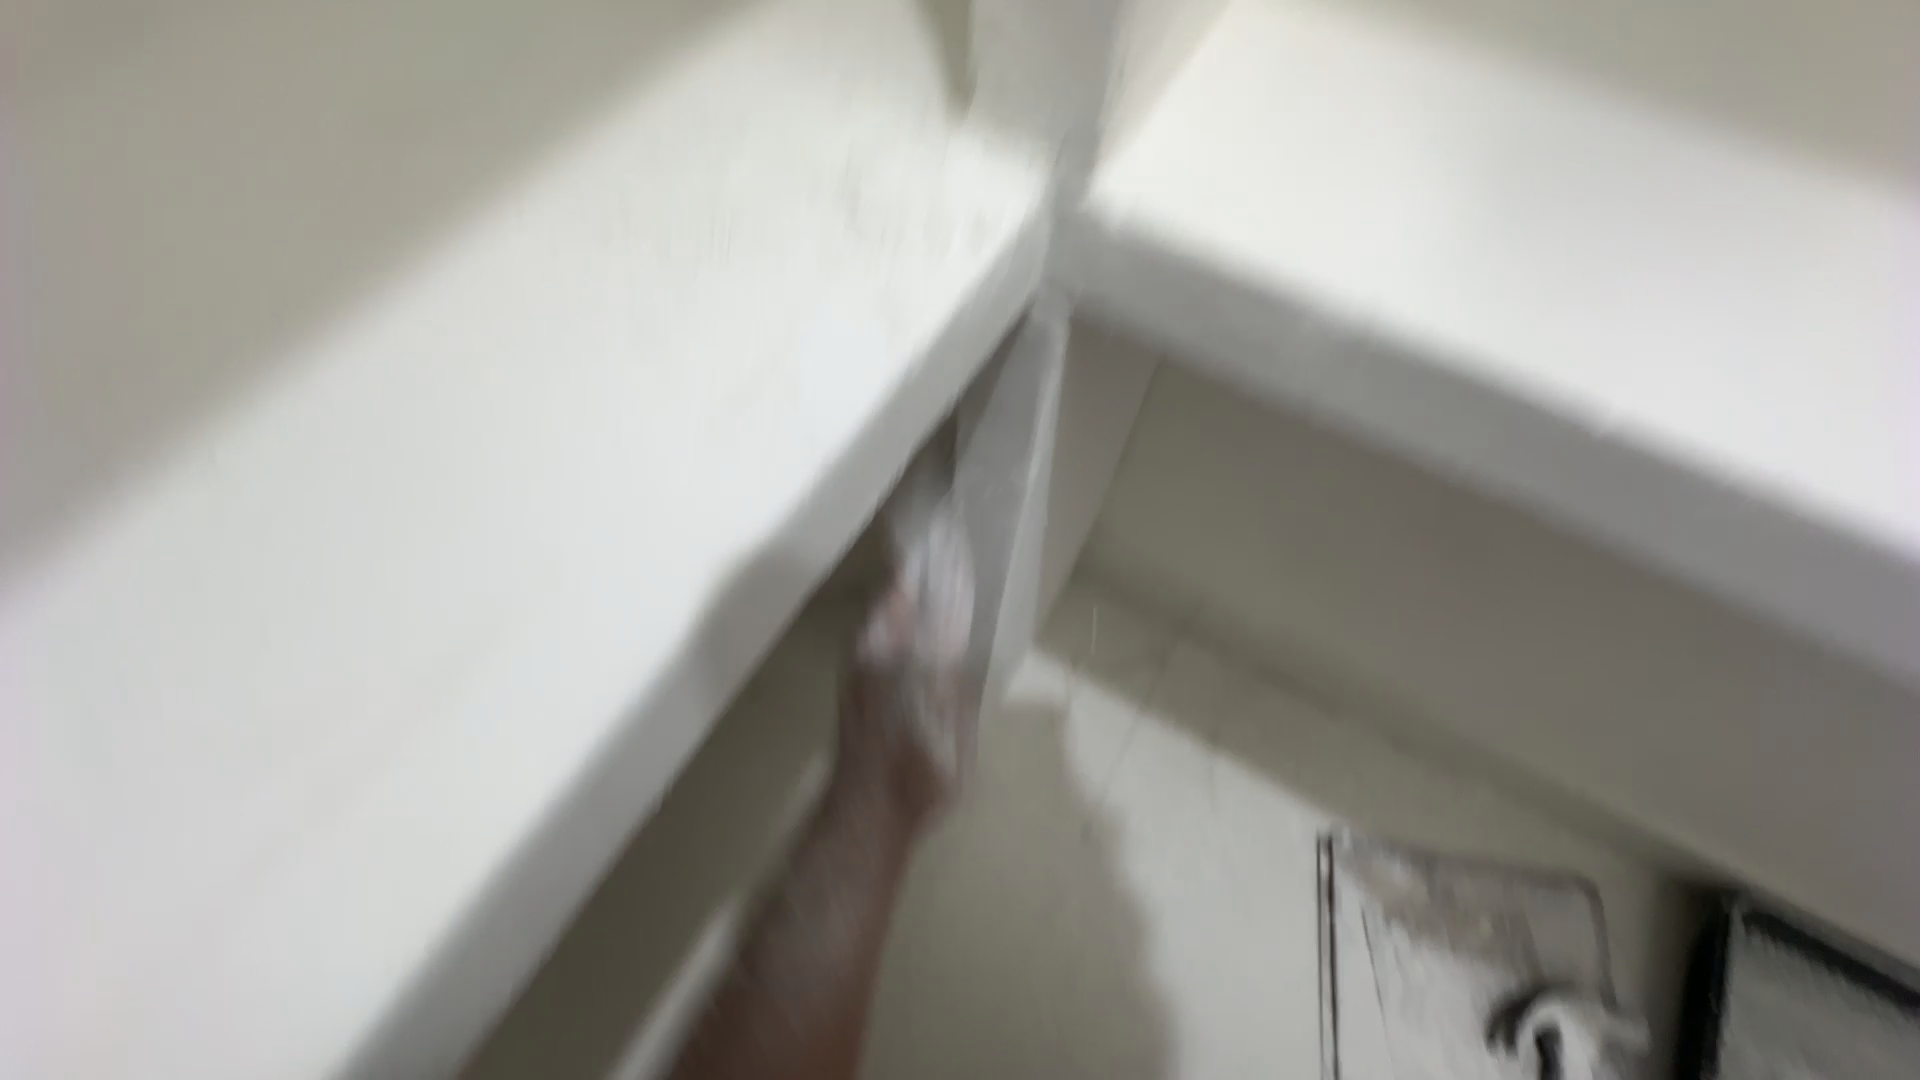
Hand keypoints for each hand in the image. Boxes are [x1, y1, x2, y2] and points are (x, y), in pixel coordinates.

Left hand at [836, 510, 978, 826]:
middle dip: (927, 553)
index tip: (957, 528)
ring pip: (889, 599)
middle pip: (912, 587)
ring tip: (920, 539)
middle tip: (938, 517)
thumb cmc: (926, 780)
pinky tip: (897, 589)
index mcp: (929, 664)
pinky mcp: (852, 667)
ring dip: (906, 568)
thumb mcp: (960, 734)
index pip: (946, 600)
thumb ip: (959, 685)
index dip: (952, 564)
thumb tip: (961, 649)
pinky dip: (890, 596)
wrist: (866, 806)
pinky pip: (875, 618)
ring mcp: (866, 656)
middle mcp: (893, 651)